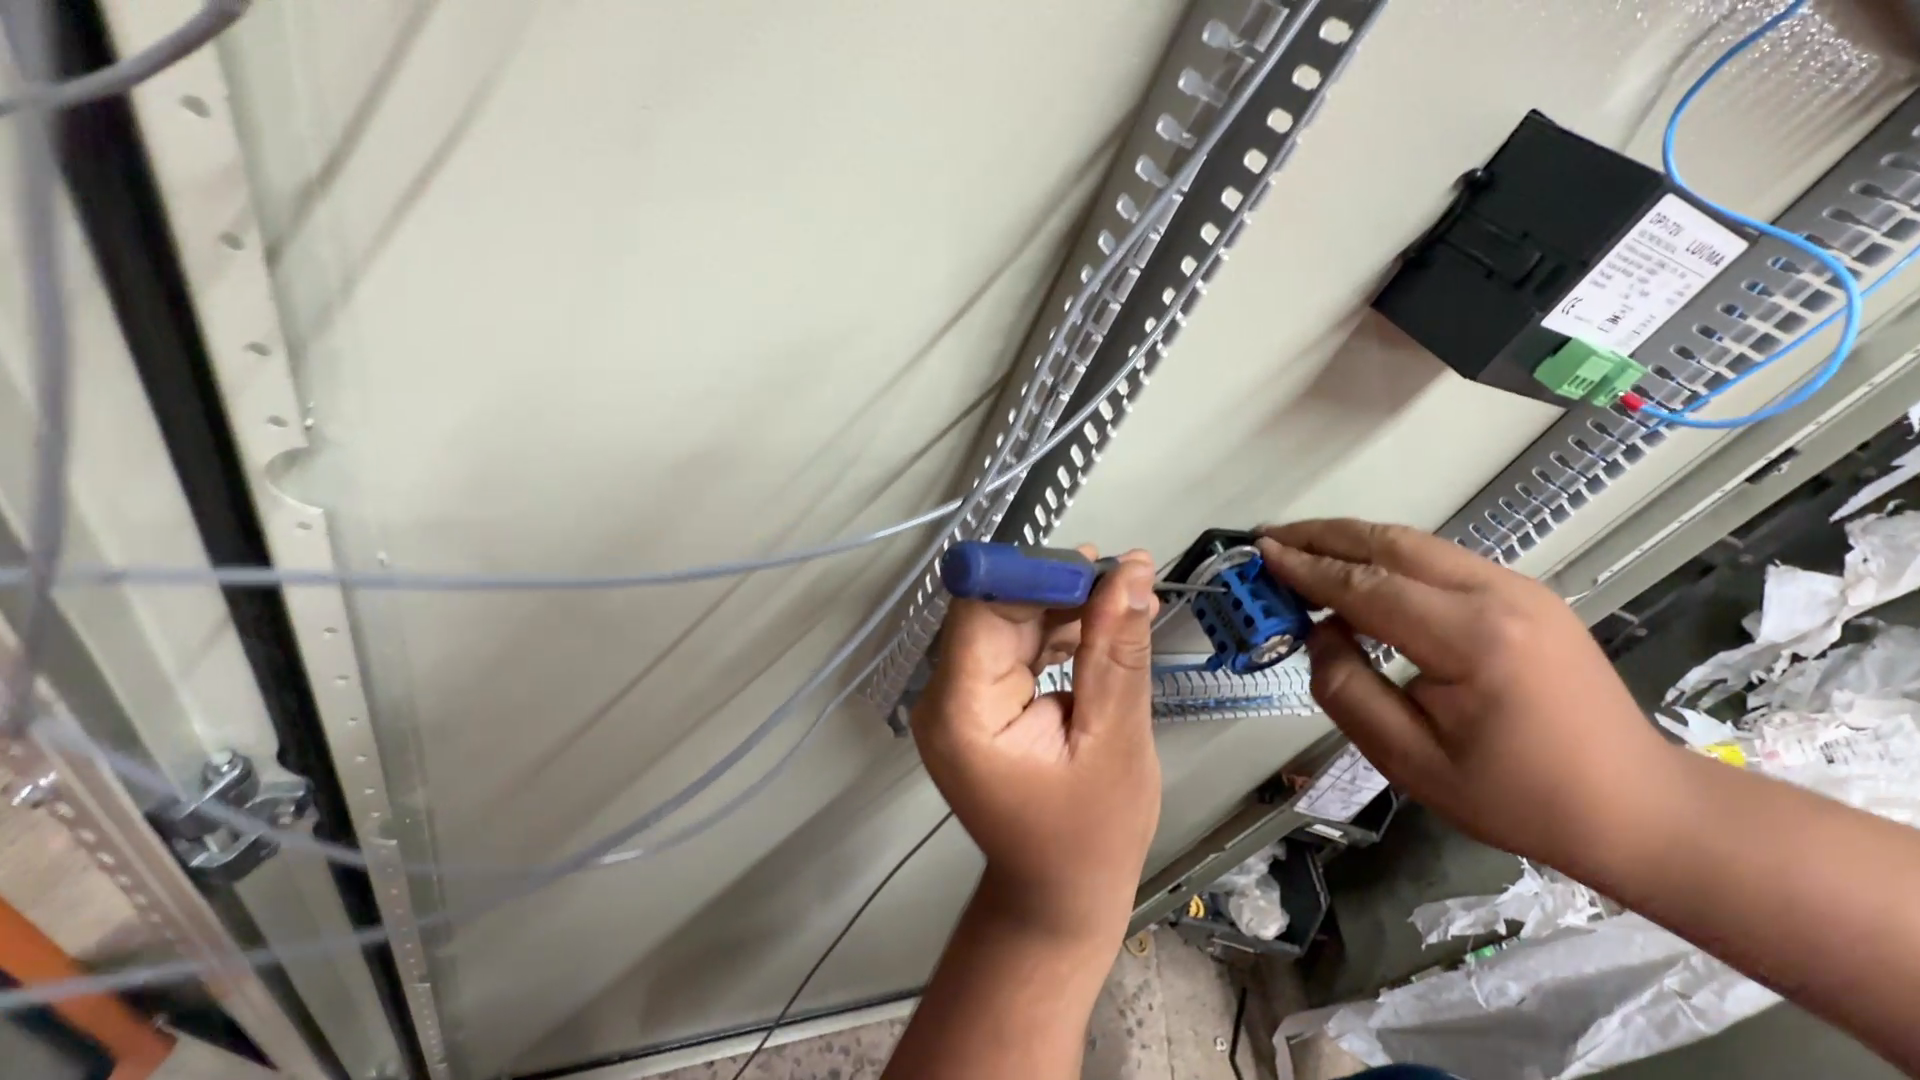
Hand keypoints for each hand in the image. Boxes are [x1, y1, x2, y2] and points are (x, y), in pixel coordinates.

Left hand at [912, 550, 1161, 938]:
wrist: (1057, 897)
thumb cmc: (1090, 837)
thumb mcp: (1114, 740)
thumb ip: (1115, 652)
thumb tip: (1130, 571)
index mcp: (963, 712)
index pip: (981, 610)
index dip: (1032, 575)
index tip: (1096, 565)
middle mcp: (946, 698)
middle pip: (992, 612)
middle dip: (1055, 588)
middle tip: (1124, 578)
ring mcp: (958, 701)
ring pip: (1005, 623)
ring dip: (1061, 607)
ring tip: (1124, 599)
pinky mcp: (978, 704)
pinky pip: (1013, 649)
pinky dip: (1054, 633)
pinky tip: (1099, 626)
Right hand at [1258, 520, 1675, 874]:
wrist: (1636, 807)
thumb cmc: (1519, 798)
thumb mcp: (1411, 761)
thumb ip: (1349, 690)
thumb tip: (1321, 634)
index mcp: (1471, 638)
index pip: (1367, 586)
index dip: (1307, 569)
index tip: (1260, 553)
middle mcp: (1498, 594)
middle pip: (1392, 544)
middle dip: (1323, 535)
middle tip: (1268, 537)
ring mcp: (1519, 588)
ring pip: (1417, 544)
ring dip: (1353, 541)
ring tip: (1301, 547)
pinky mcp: (1526, 596)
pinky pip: (1440, 561)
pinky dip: (1387, 557)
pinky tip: (1359, 573)